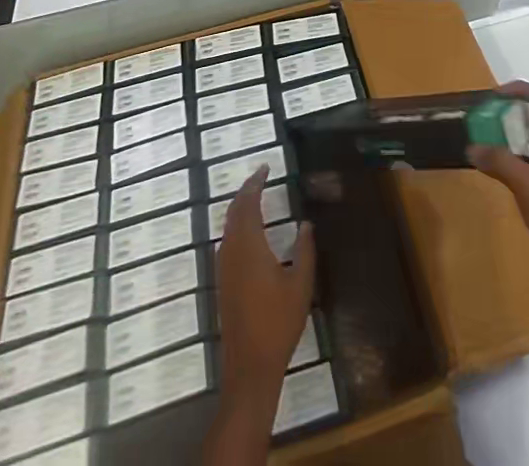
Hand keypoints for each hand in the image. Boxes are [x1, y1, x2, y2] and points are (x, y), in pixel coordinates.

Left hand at [213, 166, 316, 400]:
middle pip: (235, 209)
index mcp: (248, 244)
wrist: (249, 360)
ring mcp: (223, 262)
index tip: (266, 167)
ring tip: (257, 196)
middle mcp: (231, 247)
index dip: (255, 182)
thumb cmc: (278, 321)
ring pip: (228, 223)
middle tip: (261, 176)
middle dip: (247, 190)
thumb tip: (306, 223)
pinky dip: (237, 223)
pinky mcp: (222, 276)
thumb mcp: (300, 285)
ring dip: (241, 206)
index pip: (248, 202)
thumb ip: (305, 251)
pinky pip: (227, 237)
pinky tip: (250, 230)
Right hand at [467, 80, 528, 260]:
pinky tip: (505, 164)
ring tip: (497, 135)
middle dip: (527, 108)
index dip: (524, 91)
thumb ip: (499, 162)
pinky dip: (522, 154)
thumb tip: (473, 147)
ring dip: (523, 131)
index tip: (498, 95)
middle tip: (502, 112)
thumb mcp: (524, 184)